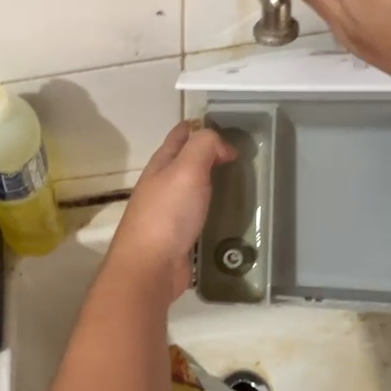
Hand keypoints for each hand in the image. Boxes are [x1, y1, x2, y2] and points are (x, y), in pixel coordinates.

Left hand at [107, 122, 236, 296]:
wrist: (150, 267)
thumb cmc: (167, 214)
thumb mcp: (186, 169)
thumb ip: (204, 147)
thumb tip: (223, 146)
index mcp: (159, 167)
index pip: (177, 138)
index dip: (194, 127)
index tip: (217, 123)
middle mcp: (160, 188)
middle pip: (184, 165)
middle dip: (206, 156)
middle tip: (237, 155)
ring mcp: (168, 215)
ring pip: (192, 192)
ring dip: (211, 185)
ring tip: (239, 183)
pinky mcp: (179, 239)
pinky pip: (199, 218)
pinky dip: (213, 212)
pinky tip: (230, 216)